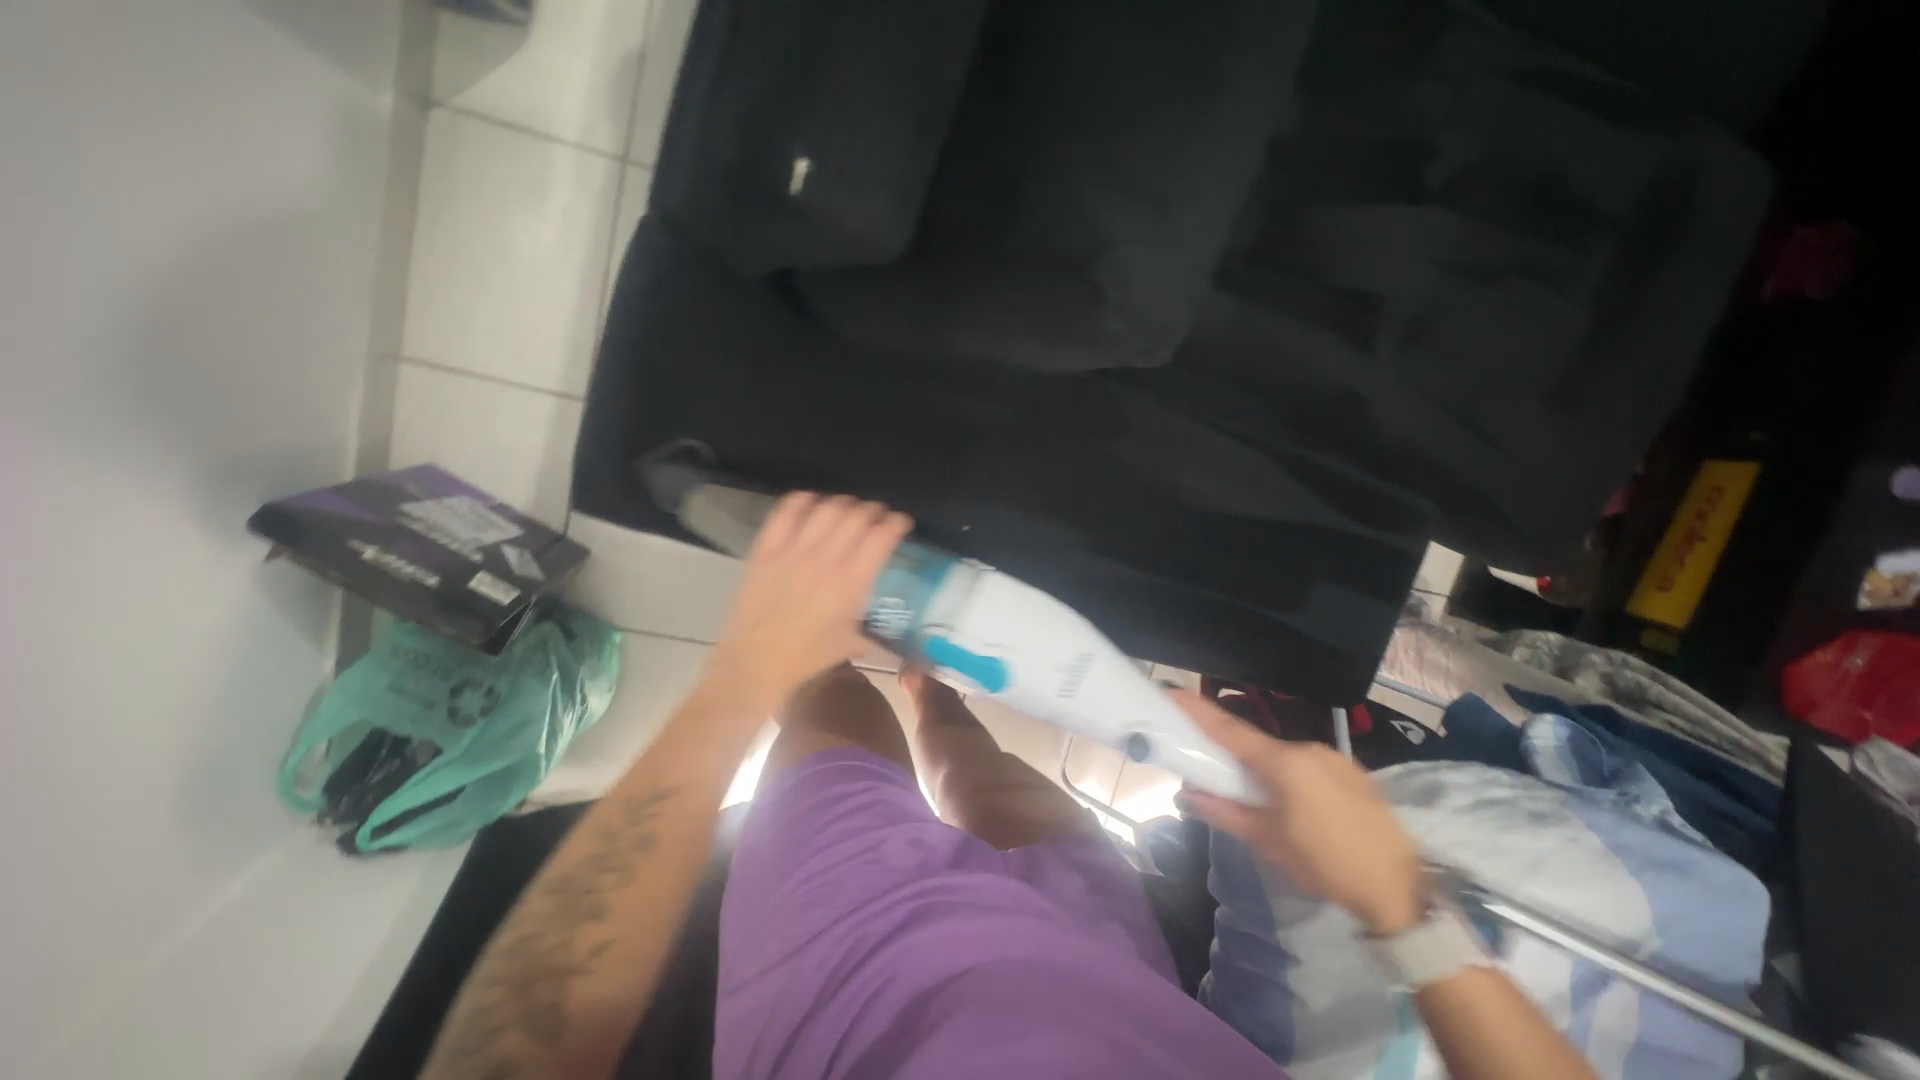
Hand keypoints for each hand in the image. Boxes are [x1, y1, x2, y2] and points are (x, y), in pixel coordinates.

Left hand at [702, 492, 912, 709]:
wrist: (756, 663)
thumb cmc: (807, 657)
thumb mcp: (853, 644)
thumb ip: (879, 630)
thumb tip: (899, 629)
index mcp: (851, 584)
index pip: (882, 537)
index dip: (897, 523)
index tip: (902, 522)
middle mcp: (825, 560)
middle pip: (857, 517)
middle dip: (874, 510)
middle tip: (878, 515)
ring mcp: (792, 552)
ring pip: (826, 509)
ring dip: (844, 503)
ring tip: (849, 508)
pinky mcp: (765, 551)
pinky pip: (785, 513)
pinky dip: (802, 501)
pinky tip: (812, 501)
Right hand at [1176, 692, 1426, 934]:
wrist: (1398, 888)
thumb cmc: (1325, 864)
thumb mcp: (1268, 842)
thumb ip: (1226, 812)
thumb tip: (1190, 794)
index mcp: (1284, 762)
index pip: (1229, 730)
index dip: (1197, 711)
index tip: (1171, 692)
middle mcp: (1308, 749)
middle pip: (1256, 744)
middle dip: (1230, 753)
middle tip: (1210, 770)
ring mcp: (1334, 758)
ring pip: (1284, 757)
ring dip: (1263, 769)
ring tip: (1256, 800)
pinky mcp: (1353, 773)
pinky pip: (1308, 767)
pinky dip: (1290, 777)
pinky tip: (1293, 806)